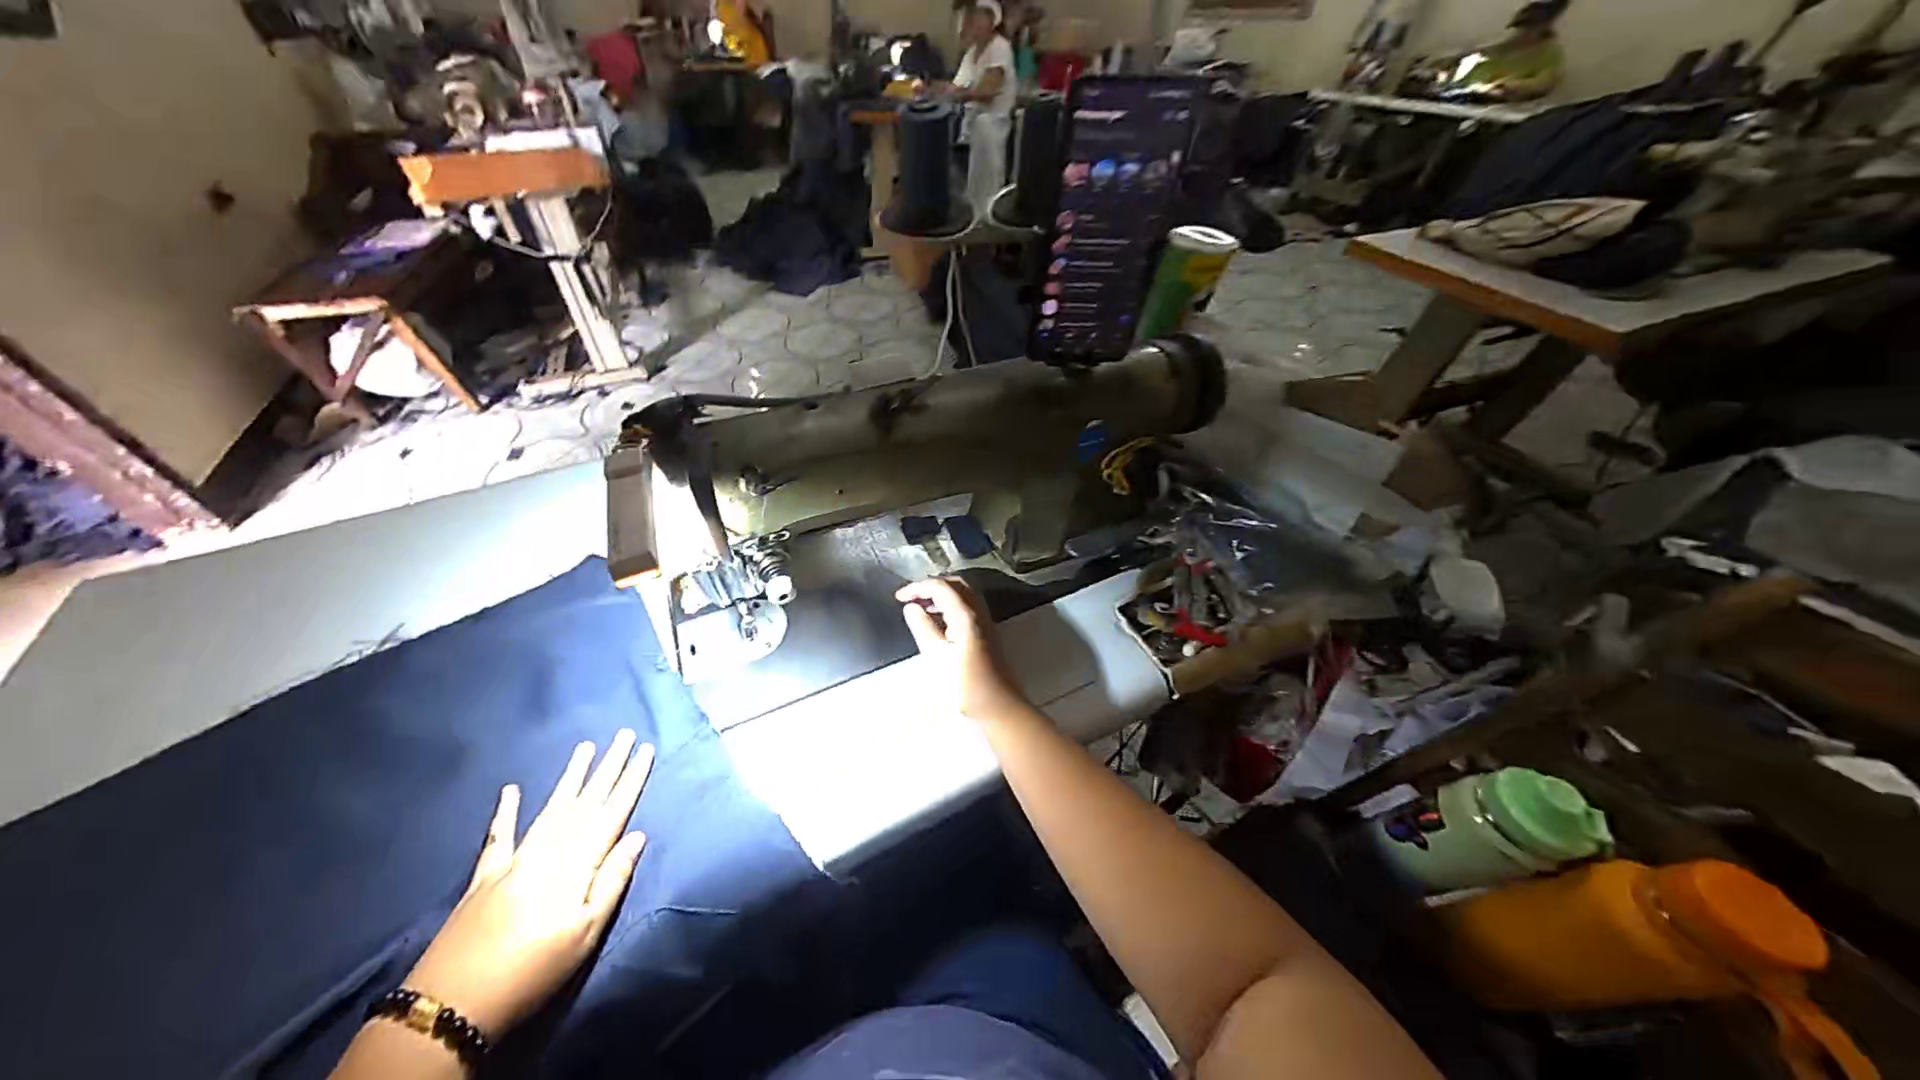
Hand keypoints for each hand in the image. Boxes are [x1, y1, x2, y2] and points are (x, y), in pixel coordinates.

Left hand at [404, 731, 654, 1036]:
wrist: (451, 1005)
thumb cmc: (532, 972)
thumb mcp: (585, 934)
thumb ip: (611, 881)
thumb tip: (636, 835)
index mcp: (573, 865)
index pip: (611, 813)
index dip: (630, 780)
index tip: (646, 750)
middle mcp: (545, 852)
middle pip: (584, 803)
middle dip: (607, 767)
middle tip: (624, 735)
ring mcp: (512, 861)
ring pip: (550, 809)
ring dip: (571, 777)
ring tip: (586, 747)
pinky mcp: (484, 876)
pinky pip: (499, 836)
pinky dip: (506, 811)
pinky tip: (511, 789)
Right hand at [896, 577, 1026, 720]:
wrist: (998, 706)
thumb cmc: (965, 684)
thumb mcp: (937, 656)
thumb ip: (922, 627)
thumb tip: (911, 608)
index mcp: (966, 615)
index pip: (941, 587)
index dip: (918, 587)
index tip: (899, 597)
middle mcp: (978, 612)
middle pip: (955, 585)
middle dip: (931, 586)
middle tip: (911, 598)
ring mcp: (985, 621)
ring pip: (962, 595)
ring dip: (941, 595)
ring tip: (919, 608)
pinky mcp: (986, 632)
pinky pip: (966, 607)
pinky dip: (949, 606)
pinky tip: (937, 622)